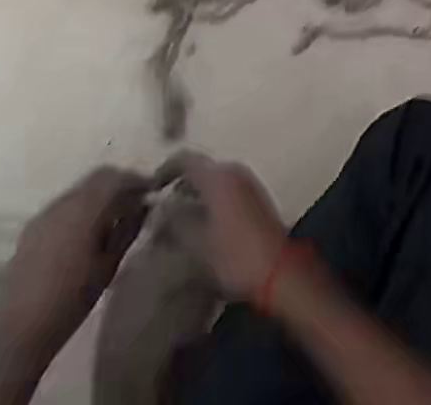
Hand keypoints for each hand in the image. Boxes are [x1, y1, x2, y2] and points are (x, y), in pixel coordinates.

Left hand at [0, 168, 151, 359]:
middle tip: (137, 201)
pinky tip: (87, 231)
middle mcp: (62, 204)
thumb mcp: (109, 266)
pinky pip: (64, 205)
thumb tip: (144, 206)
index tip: (152, 191)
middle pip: (96, 178)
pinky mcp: (32, 228)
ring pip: (80, 190)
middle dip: (119, 184)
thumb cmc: (72, 301)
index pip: (115, 178)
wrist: (19, 331)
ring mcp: (44, 214)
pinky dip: (81, 208)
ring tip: (114, 218)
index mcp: (83, 211)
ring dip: (100, 195)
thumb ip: (128, 229)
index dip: (136, 180)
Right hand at [167, 151, 288, 298]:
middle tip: (163, 204)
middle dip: (181, 183)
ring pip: (215, 178)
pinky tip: (204, 219)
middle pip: (201, 167)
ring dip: (197, 191)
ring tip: (180, 214)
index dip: (165, 170)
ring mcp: (249, 182)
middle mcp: (235, 171)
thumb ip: (175, 220)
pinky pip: (228, 187)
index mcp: (218, 177)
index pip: (185, 159)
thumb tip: (161, 209)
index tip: (151, 187)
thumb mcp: (196, 243)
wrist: (279, 271)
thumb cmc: (235, 256)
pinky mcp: (257, 196)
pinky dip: (213, 196)